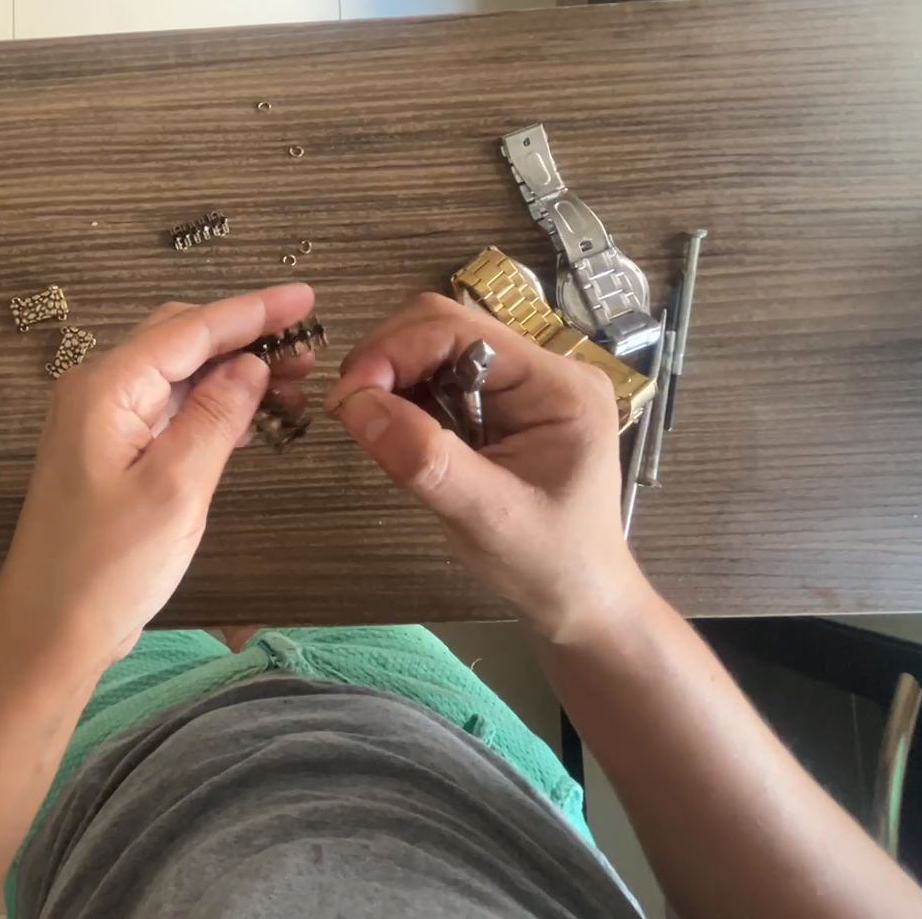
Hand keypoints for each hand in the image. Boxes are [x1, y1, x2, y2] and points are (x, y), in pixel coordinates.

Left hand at [0, 284, 317, 671]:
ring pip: (176, 375)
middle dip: (243, 338)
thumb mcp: (176, 487)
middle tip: (307, 350)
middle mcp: (98, 390)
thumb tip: (251, 364)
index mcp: (106, 386)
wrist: (49, 628)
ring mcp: (101, 420)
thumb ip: (217, 416)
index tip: (306, 296)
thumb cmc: (108, 566)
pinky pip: (166, 409)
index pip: (190, 328)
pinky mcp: (109, 450)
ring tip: (293, 384)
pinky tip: (251, 417)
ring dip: (230, 373)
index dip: (252, 310)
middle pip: (180, 340)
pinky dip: (209, 406)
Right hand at [324, 293, 648, 641]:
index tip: (345, 400)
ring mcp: (514, 381)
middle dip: (384, 358)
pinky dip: (396, 392)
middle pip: (439, 325)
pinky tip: (392, 427)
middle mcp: (538, 368)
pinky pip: (429, 373)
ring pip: (428, 344)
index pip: (458, 331)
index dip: (392, 353)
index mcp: (557, 385)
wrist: (576, 597)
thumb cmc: (545, 560)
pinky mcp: (491, 399)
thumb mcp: (484, 516)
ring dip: (386, 375)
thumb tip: (352, 406)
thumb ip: (423, 458)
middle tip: (349, 409)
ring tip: (369, 422)